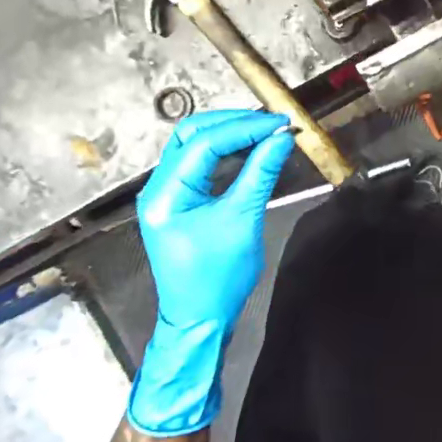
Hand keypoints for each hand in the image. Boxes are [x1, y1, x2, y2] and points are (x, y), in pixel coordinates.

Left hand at [127, 110, 294, 435]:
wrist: (200, 318)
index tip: (281, 125)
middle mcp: (158, 187)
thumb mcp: (243, 221)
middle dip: (234, 123)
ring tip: (266, 132)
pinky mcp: (180, 199)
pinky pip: (200, 162)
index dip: (245, 128)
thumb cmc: (218, 277)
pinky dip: (226, 150)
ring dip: (230, 133)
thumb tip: (283, 138)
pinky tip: (251, 149)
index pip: (204, 143)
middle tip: (273, 124)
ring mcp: (167, 192)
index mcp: (165, 194)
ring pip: (194, 144)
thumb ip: (260, 174)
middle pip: (192, 134)